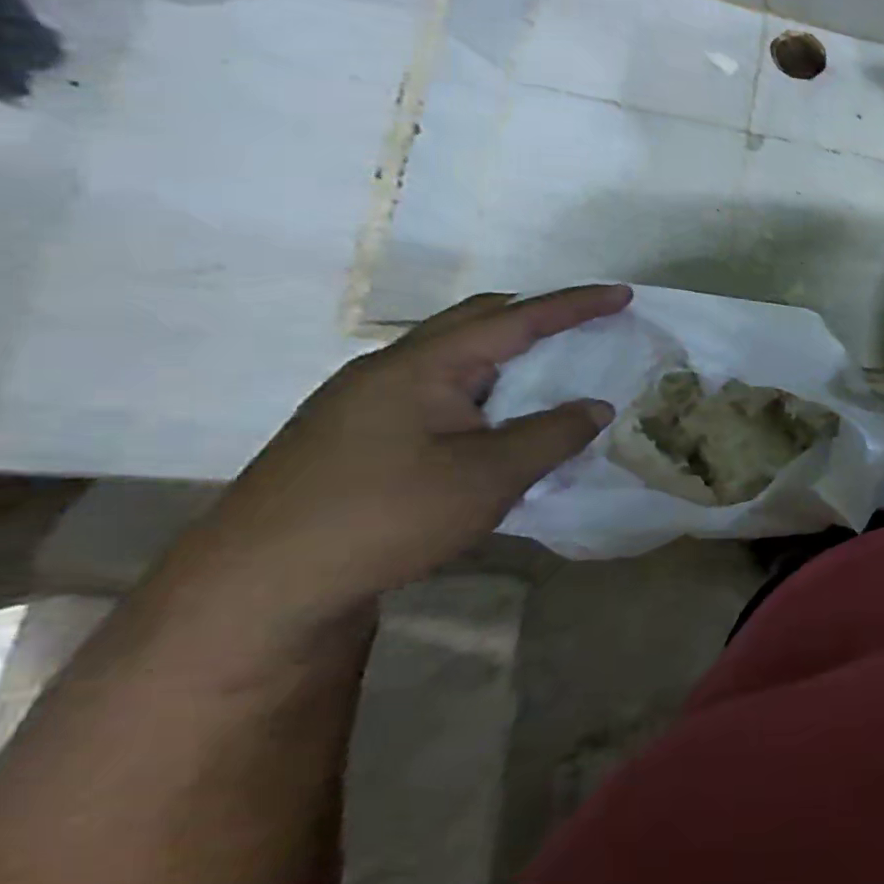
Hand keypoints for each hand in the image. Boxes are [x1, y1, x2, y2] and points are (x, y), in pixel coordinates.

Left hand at [165, 285, 632, 632]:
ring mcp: (366, 403)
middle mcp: (390, 369)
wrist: (261, 587)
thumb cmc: (387, 517)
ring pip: (453, 359)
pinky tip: (496, 424)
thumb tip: (597, 406)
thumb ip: (552, 434)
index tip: (622, 295)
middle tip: (586, 326)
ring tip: (550, 373)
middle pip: (475, 323)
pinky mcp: (358, 436)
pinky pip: (437, 392)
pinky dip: (483, 392)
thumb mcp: (488, 477)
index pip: (513, 319)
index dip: (574, 306)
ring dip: (507, 357)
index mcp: (422, 365)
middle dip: (535, 317)